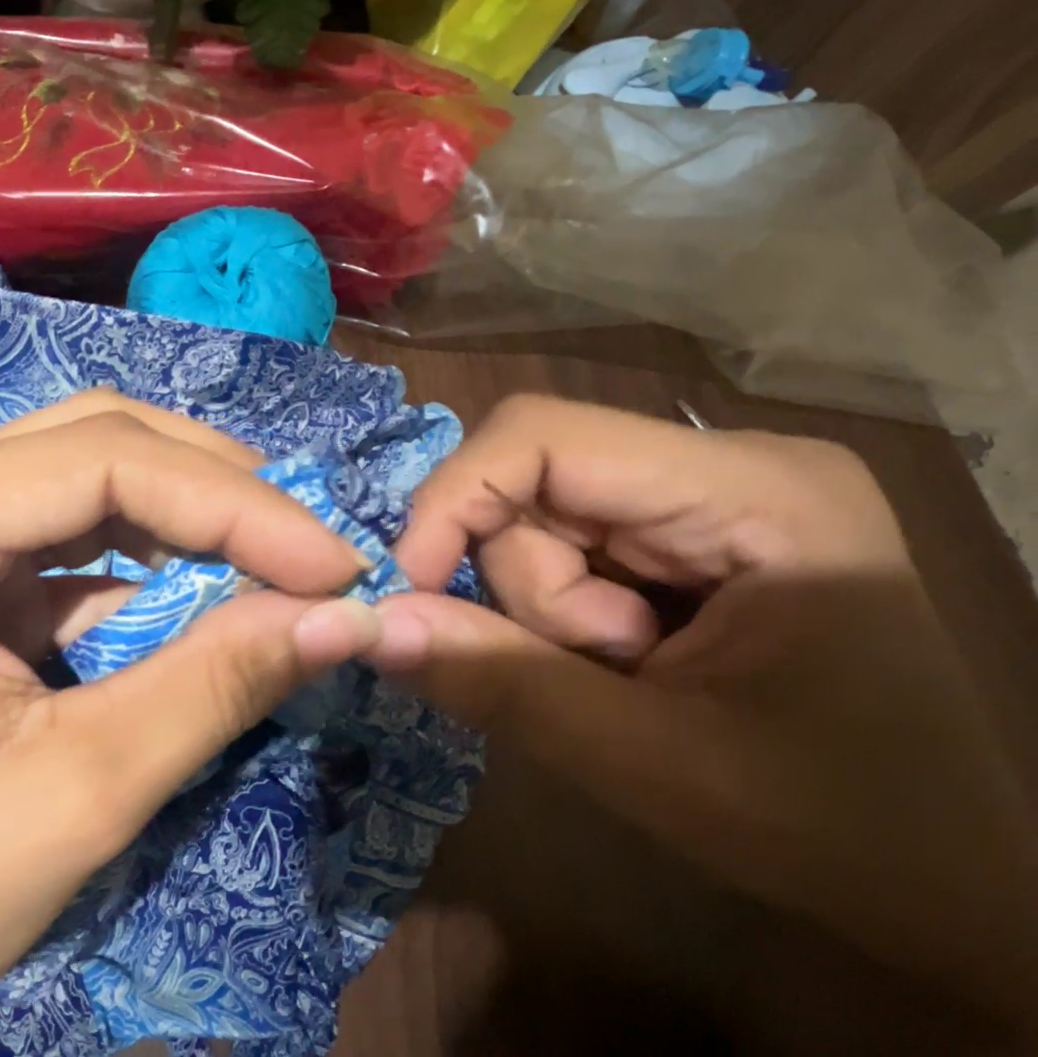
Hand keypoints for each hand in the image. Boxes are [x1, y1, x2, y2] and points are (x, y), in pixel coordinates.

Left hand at [0, 391, 384, 1055]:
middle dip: (214, 494)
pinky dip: (151, 562)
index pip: (94, 460)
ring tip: (279, 574)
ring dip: (190, 521)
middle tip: (316, 559)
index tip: (338, 567)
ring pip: (88, 480)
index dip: (231, 501)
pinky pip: (73, 538)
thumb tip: (348, 614)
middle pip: (89, 445)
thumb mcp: (86, 787)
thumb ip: (217, 683)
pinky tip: (208, 599)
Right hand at [369, 395, 1037, 1026]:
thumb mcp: (648, 761)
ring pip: (543, 516)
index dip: (453, 500)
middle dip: (527, 583)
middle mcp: (735, 468)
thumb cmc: (829, 824)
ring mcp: (716, 499)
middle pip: (538, 479)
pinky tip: (628, 661)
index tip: (409, 591)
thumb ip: (502, 682)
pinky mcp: (695, 536)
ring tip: (628, 674)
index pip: (545, 436)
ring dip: (547, 605)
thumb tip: (371, 627)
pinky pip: (571, 546)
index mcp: (756, 492)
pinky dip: (565, 611)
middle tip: (596, 666)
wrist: (945, 879)